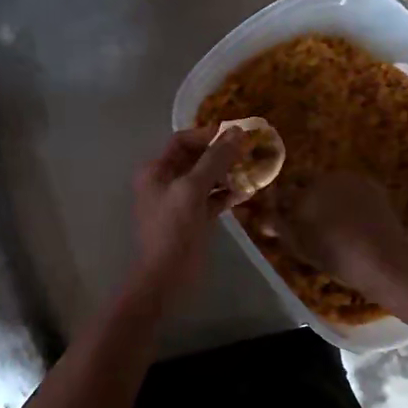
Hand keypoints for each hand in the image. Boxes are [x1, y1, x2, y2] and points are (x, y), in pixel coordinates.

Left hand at [129, 126, 242, 293]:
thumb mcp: (193, 189)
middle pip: (196, 158)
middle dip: (222, 155)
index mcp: (156, 170)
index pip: (182, 141)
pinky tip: (246, 192)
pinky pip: (212, 198)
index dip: (208, 135)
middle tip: (249, 153)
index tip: (236, 136)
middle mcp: (165, 181)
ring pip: (206, 179)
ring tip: (251, 171)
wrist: (168, 275)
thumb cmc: (175, 229)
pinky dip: (227, 194)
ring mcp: (179, 201)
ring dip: (227, 174)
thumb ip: (215, 160)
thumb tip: (237, 132)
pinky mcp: (193, 218)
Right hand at [248, 171, 407, 289]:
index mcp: (303, 194)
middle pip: (304, 180)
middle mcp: (325, 178)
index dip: (277, 204)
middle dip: (299, 193)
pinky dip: (345, 196)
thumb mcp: (302, 247)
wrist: (384, 259)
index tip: (278, 216)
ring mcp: (351, 179)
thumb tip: (265, 219)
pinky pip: (350, 186)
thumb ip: (280, 228)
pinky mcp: (372, 185)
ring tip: (327, 217)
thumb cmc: (336, 257)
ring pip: (328, 181)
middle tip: (302, 215)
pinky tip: (350, 216)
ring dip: (323, 193)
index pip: (281, 192)